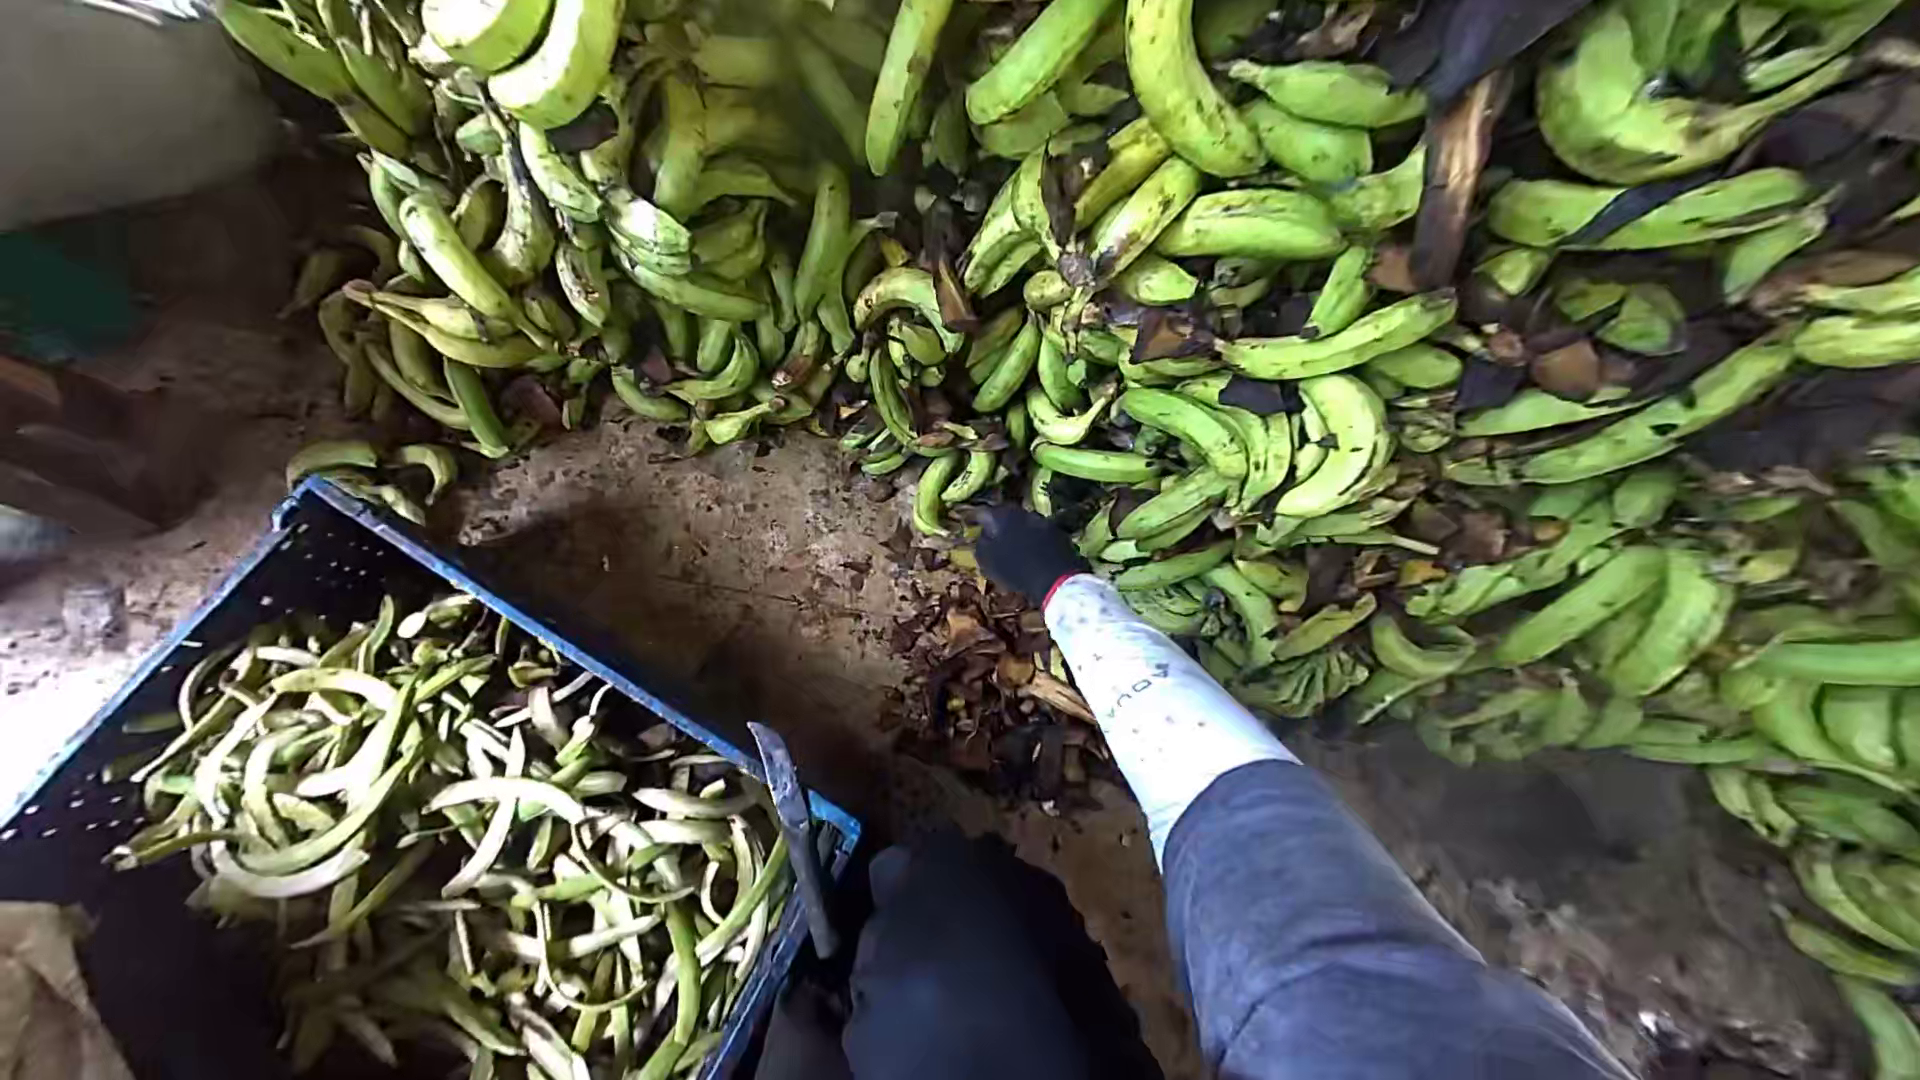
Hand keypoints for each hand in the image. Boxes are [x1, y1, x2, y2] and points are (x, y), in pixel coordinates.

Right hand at [973, 506, 1088, 604]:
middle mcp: (1024, 512)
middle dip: (1000, 525)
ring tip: (1015, 547)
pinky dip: (1035, 540)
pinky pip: (1041, 533)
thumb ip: (981, 544)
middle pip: (1007, 515)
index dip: (977, 520)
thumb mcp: (987, 561)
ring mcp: (1044, 521)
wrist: (1056, 579)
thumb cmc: (1015, 569)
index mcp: (1002, 516)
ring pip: (1026, 523)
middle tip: (995, 538)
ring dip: (1019, 532)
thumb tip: (983, 535)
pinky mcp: (1060, 533)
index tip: (973, 527)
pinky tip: (1034, 553)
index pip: (984, 513)